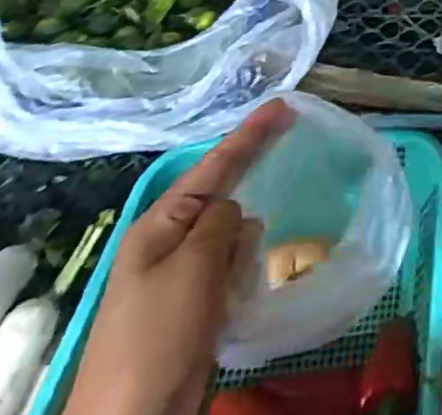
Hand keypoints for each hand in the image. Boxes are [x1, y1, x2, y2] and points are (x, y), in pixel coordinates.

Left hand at [64, 100, 293, 414]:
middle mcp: (170, 242)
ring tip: (228, 288)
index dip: (249, 135)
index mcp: (160, 227)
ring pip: (236, 233)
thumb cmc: (157, 336)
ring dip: (243, 250)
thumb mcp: (192, 268)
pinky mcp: (198, 299)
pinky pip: (234, 265)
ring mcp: (183, 273)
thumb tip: (236, 210)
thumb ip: (221, 222)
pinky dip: (242, 273)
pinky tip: (233, 299)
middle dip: (247, 193)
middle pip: (224, 196)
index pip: (213, 166)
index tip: (284, 106)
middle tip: (277, 159)